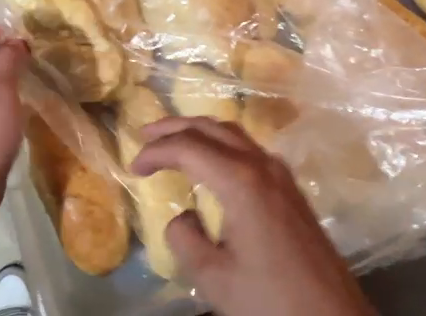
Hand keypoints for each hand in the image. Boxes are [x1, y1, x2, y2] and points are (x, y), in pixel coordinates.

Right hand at [131, 117, 374, 315]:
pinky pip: (249, 148)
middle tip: (145, 135)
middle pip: (210, 127)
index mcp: (240, 180)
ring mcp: (281, 174)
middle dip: (174, 127)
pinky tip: (213, 162)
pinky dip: (221, 143)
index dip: (155, 152)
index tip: (133, 167)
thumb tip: (182, 217)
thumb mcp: (215, 279)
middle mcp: (261, 165)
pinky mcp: (292, 189)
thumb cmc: (272, 301)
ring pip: (233, 133)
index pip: (187, 147)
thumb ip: (186, 239)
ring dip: (199, 131)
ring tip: (173, 141)